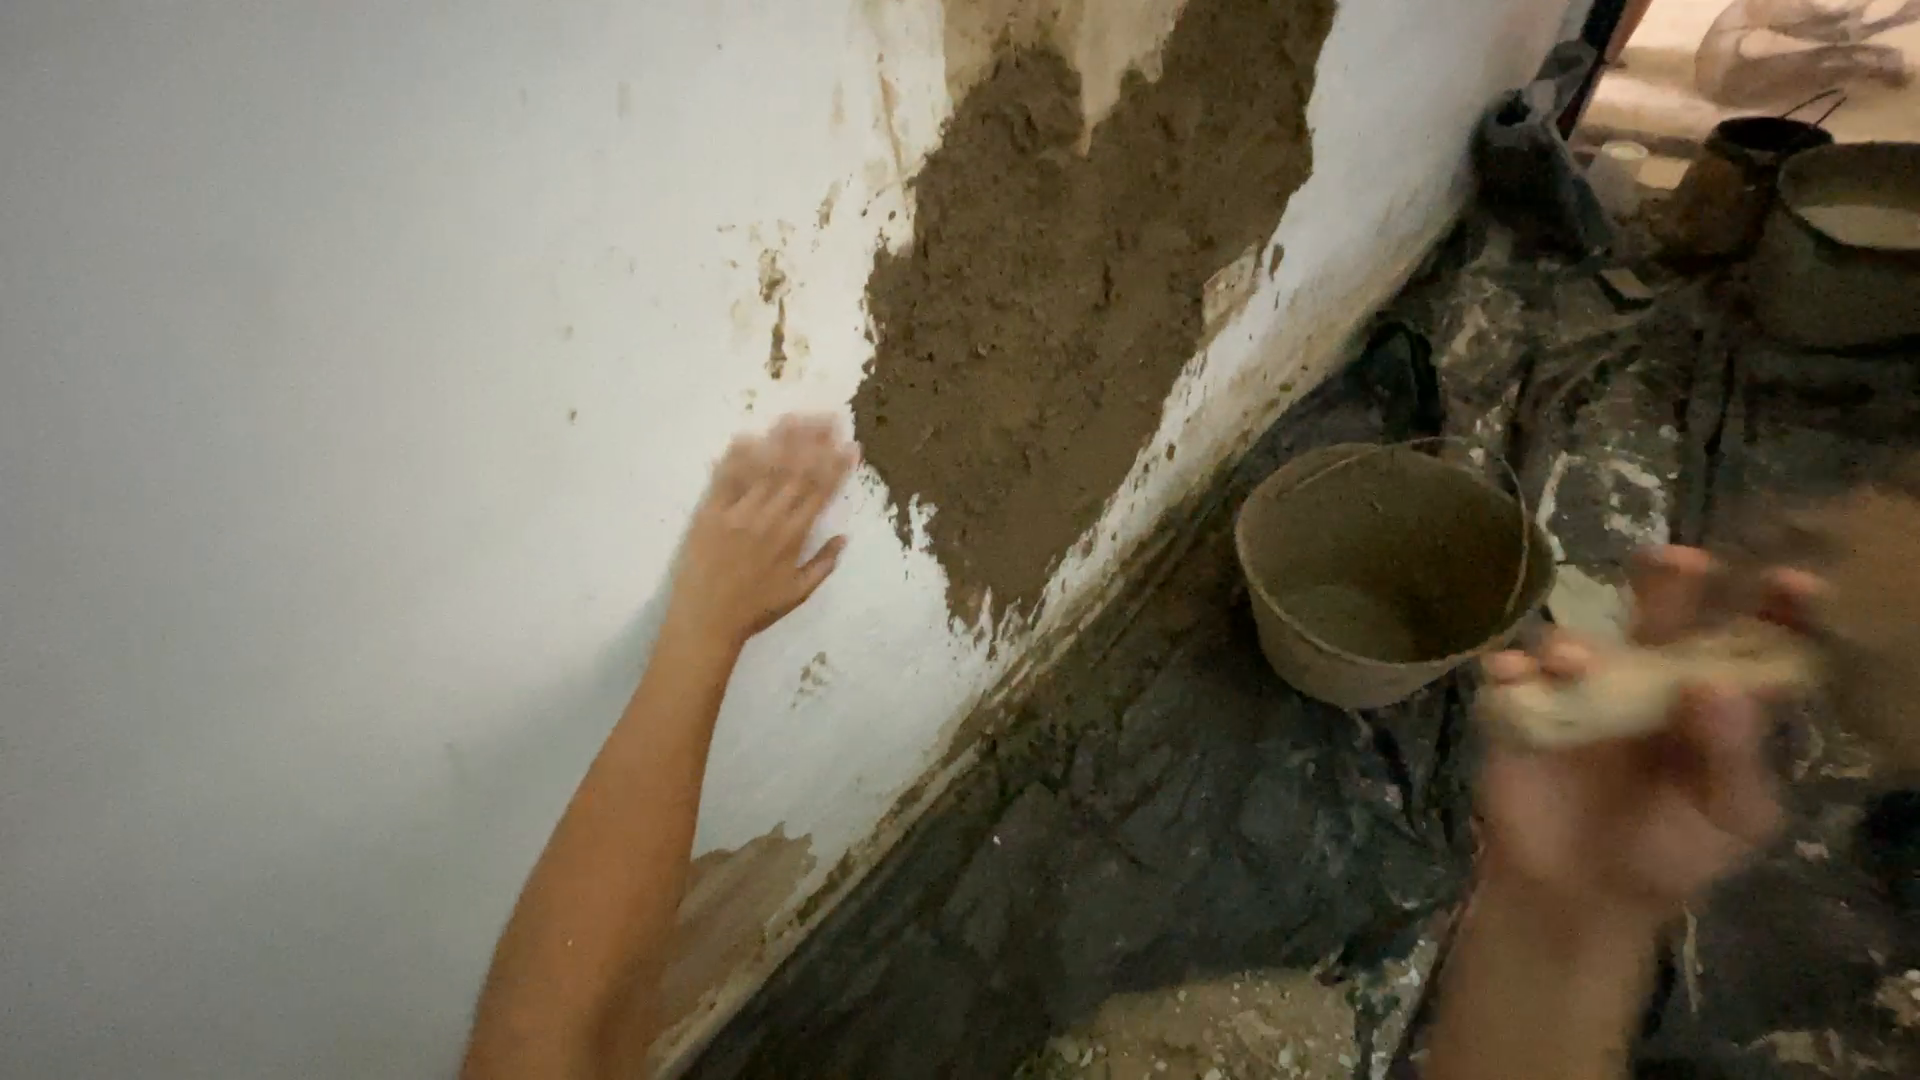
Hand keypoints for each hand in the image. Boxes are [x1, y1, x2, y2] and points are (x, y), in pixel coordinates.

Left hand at [666, 415, 857, 648]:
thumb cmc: (754, 610)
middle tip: (830, 418)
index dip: (837, 467)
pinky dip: (737, 457)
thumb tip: (845, 537)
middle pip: (796, 472)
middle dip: (816, 443)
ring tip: (797, 418)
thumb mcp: (798, 593)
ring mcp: (737, 513)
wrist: (705, 622)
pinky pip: (725, 479)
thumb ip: (824, 564)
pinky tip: (750, 437)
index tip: (851, 447)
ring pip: (764, 469)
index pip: (820, 493)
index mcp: (793, 538)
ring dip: (783, 441)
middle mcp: (768, 519)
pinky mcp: (709, 513)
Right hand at [1477, 546, 1817, 925]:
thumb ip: (1730, 756)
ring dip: (1573, 641)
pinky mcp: (1517, 711)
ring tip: (1572, 663)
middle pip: (1657, 621)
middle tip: (1673, 559)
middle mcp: (1642, 689)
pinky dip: (1506, 666)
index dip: (1771, 613)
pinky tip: (1511, 673)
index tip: (1792, 582)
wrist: (1576, 889)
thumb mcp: (1725, 817)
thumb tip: (1714, 685)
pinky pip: (1506, 675)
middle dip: (1666, 584)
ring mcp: (1574, 697)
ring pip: (1573, 642)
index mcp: (1706, 710)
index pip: (1746, 649)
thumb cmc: (1665, 853)